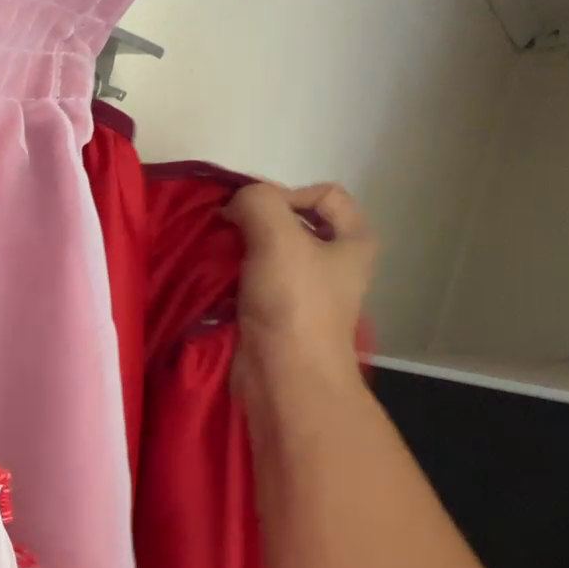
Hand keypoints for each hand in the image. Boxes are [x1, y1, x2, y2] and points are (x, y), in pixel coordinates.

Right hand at [224, 182, 375, 396]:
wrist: (286, 374)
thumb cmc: (292, 303)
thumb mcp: (277, 239)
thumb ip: (257, 204)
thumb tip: (235, 202)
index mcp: (353, 239)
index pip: (323, 193)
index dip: (285, 196)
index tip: (250, 217)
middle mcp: (335, 261)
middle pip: (292, 224)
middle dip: (255, 225)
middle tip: (226, 236)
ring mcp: (306, 290)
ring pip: (268, 254)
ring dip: (239, 253)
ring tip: (216, 261)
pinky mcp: (278, 314)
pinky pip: (252, 284)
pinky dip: (232, 281)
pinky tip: (214, 287)